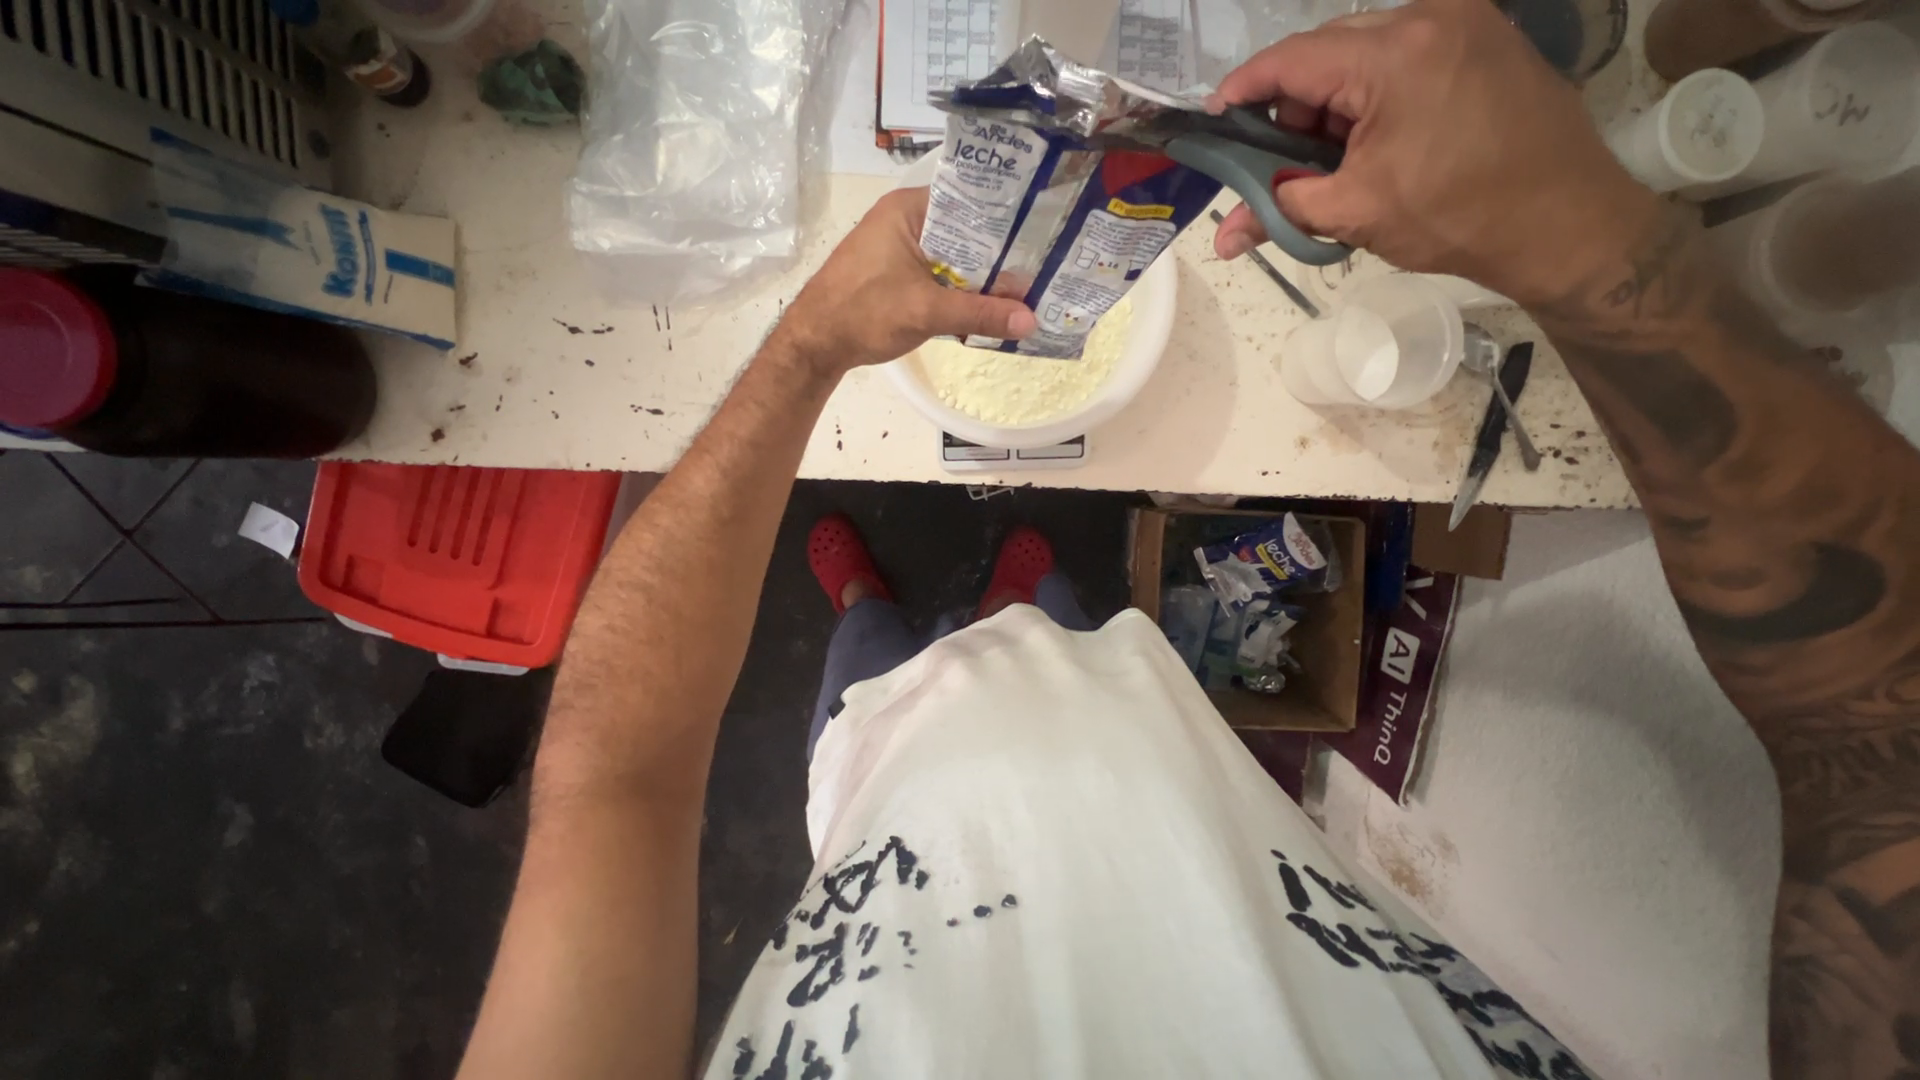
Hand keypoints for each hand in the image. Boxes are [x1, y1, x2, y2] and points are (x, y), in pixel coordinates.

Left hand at [769, 187, 1037, 375]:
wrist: (814, 344)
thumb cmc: (864, 313)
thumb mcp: (927, 311)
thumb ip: (980, 313)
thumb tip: (1031, 321)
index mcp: (909, 210)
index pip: (970, 202)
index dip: (1006, 221)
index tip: (1041, 238)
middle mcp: (905, 220)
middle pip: (965, 233)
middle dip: (998, 257)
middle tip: (1040, 270)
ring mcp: (899, 248)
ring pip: (953, 259)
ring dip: (980, 278)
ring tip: (1023, 292)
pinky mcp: (896, 275)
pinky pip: (939, 276)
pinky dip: (959, 291)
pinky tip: (987, 307)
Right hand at [1209, 0, 1663, 308]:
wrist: (1564, 219)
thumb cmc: (1455, 216)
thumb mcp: (1354, 213)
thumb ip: (1278, 210)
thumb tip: (1221, 239)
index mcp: (1394, 54)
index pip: (1292, 58)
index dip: (1244, 89)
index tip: (1212, 119)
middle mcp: (1429, 16)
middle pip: (1326, 48)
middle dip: (1290, 103)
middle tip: (1277, 158)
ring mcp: (1463, 19)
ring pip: (1363, 49)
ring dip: (1331, 99)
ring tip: (1329, 157)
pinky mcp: (1482, 36)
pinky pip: (1402, 51)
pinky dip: (1371, 91)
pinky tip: (1370, 137)